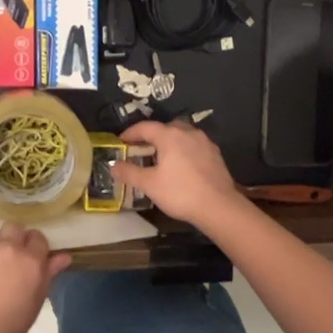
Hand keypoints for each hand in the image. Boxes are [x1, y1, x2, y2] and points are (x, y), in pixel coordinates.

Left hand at [0, 222, 70, 332]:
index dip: (33, 246)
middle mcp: (8, 247)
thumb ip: (48, 276)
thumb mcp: (33, 305)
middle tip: (5, 256)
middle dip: (12, 238)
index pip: (38, 237)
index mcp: (31, 262)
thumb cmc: (3, 330)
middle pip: (14, 227)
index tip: (27, 257)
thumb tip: (63, 257)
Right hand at [110, 120, 245, 227]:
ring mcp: (205, 142)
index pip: (145, 127)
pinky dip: (184, 150)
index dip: (131, 133)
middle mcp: (188, 133)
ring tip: (161, 157)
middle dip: (152, 136)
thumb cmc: (180, 192)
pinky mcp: (215, 154)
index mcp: (170, 136)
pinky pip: (194, 146)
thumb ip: (129, 172)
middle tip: (141, 149)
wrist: (218, 206)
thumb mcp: (149, 184)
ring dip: (170, 142)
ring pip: (182, 135)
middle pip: (166, 128)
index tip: (121, 141)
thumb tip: (113, 165)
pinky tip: (181, 165)